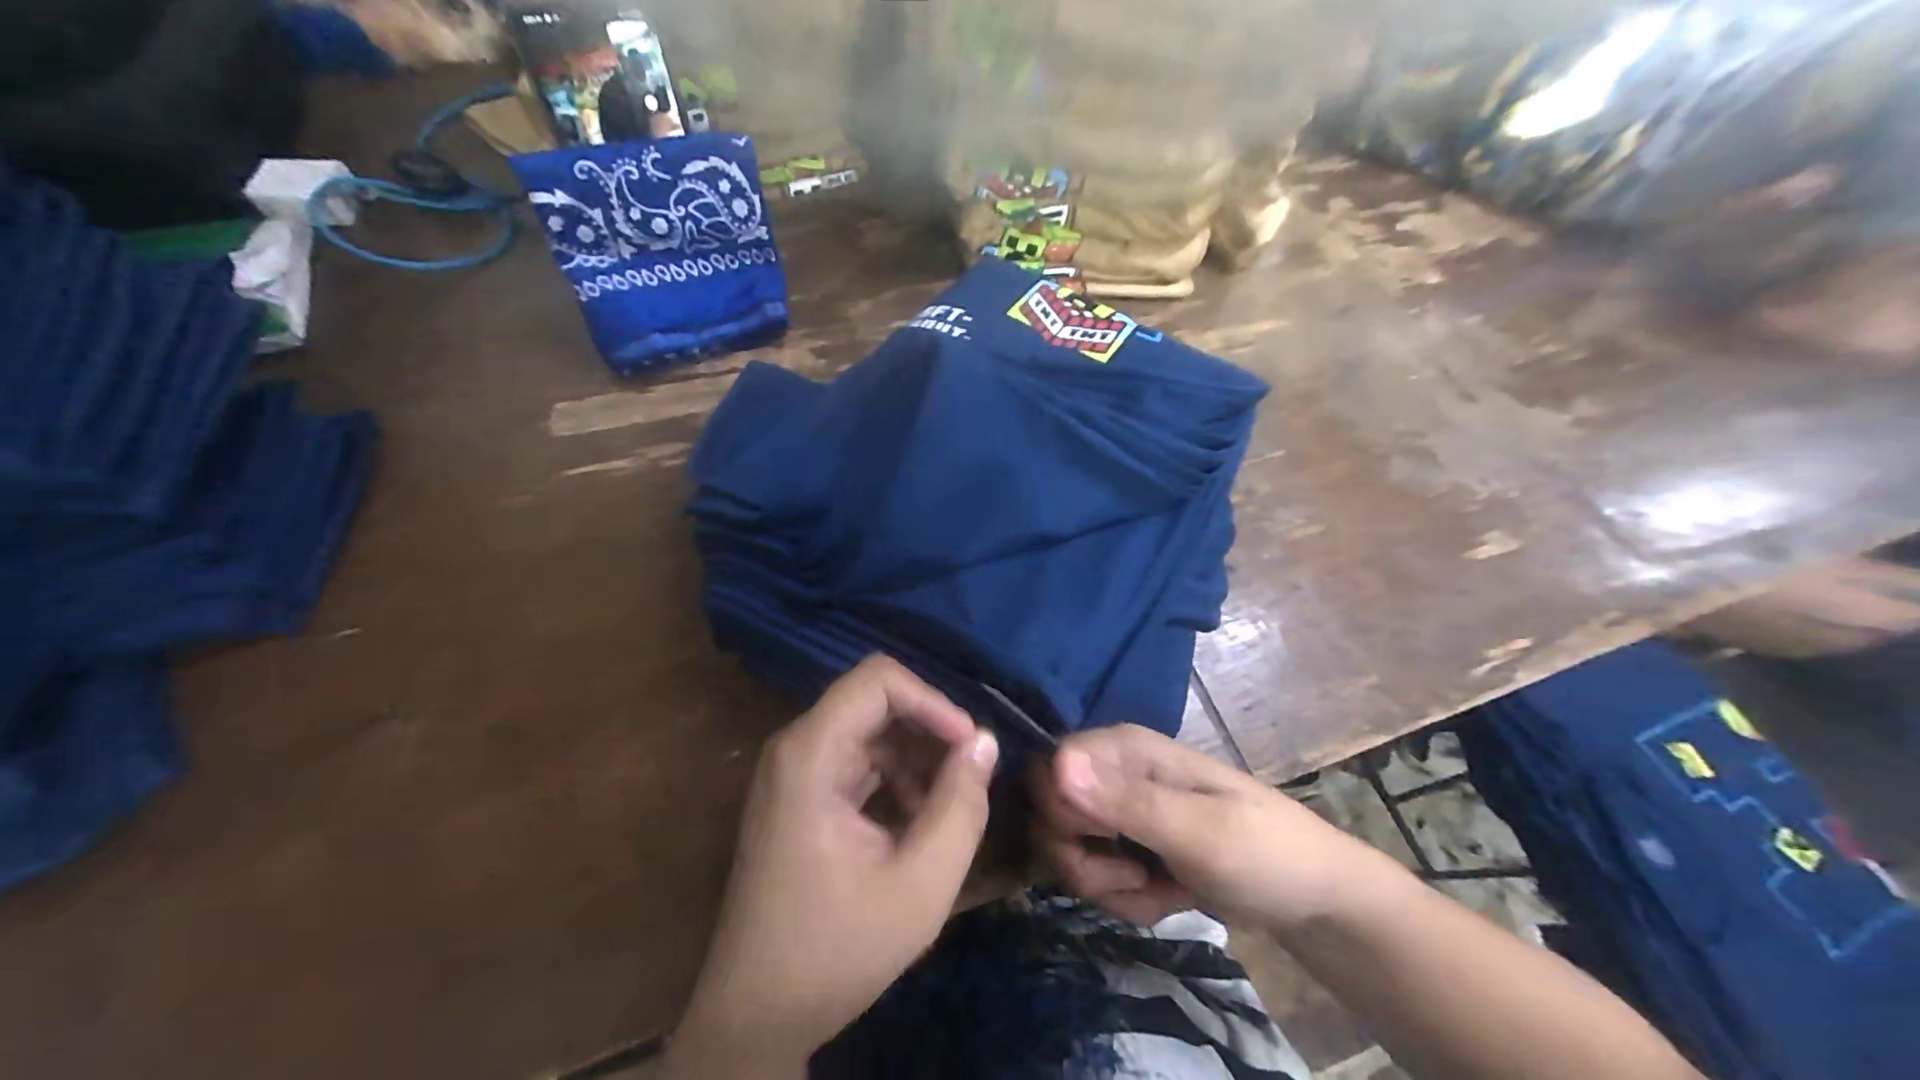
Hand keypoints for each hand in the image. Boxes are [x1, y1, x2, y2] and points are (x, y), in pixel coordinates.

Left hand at [666, 656, 998, 1077]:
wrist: (757, 1013)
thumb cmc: (837, 948)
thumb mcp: (921, 882)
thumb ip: (961, 805)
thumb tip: (984, 741)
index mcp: (811, 754)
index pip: (879, 680)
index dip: (933, 702)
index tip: (970, 746)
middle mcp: (795, 748)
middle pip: (876, 704)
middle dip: (930, 733)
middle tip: (970, 779)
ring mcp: (793, 772)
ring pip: (871, 733)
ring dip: (917, 761)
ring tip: (946, 812)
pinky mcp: (800, 796)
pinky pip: (858, 763)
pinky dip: (896, 781)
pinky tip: (917, 824)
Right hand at [1029, 725, 1405, 929]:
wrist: (1315, 900)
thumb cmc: (1266, 854)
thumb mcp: (1200, 833)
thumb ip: (1127, 802)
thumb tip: (1056, 765)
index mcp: (1126, 748)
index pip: (1049, 770)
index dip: (1065, 815)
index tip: (1108, 845)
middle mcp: (1113, 770)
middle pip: (1051, 813)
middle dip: (1084, 861)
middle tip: (1134, 879)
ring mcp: (1119, 808)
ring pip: (1068, 850)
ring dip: (1107, 887)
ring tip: (1158, 892)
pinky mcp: (1127, 843)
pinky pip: (1094, 873)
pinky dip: (1124, 898)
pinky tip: (1164, 898)